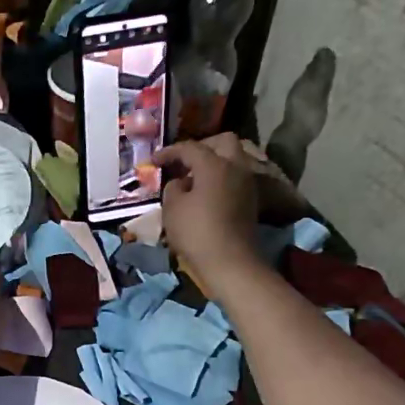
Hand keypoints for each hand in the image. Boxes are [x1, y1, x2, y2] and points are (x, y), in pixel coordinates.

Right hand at [158, 133, 260, 283]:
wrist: (231, 263)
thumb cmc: (197, 232)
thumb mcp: (172, 208)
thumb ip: (172, 188)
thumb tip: (179, 183)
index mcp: (214, 164)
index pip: (189, 148)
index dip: (169, 152)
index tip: (154, 161)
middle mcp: (235, 167)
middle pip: (223, 142)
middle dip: (202, 147)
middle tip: (184, 161)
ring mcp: (247, 183)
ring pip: (232, 159)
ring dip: (213, 163)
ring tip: (193, 179)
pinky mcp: (251, 200)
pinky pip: (234, 177)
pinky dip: (220, 178)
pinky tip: (205, 193)